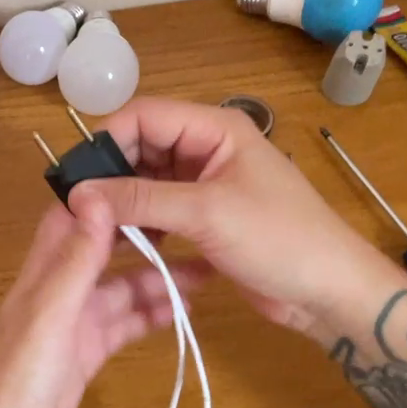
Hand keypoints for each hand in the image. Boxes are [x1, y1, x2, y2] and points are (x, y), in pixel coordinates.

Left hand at [0, 196, 207, 407]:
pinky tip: (185, 310)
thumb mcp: (53, 312)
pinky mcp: (89, 351)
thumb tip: (97, 195)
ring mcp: (76, 321)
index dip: (106, 196)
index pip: (73, 217)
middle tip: (196, 225)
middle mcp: (61, 289)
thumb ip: (77, 259)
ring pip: (122, 289)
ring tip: (207, 271)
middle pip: (105, 250)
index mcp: (46, 271)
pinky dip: (152, 314)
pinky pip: (125, 323)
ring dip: (158, 279)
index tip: (151, 176)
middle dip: (145, 237)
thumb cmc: (21, 374)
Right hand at [69, 96, 406, 337]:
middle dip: (111, 174)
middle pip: (142, 147)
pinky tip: (124, 244)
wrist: (328, 292)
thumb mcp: (205, 213)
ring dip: (123, 202)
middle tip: (82, 210)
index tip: (78, 179)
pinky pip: (158, 209)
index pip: (144, 116)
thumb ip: (140, 200)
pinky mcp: (204, 217)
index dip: (108, 140)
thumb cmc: (278, 240)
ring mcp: (205, 184)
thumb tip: (79, 194)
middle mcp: (206, 148)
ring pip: (146, 180)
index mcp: (215, 128)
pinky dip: (140, 222)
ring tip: (98, 231)